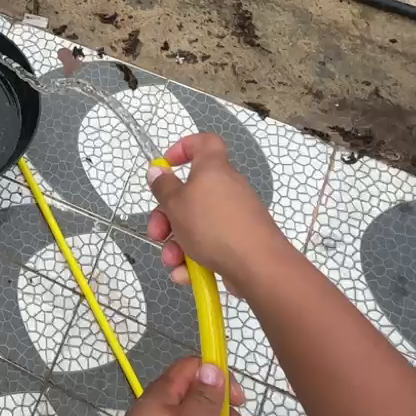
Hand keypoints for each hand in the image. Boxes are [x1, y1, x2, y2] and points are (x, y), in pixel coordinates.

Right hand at [145, 133, 292, 285]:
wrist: (258, 266)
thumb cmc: (213, 225)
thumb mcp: (177, 204)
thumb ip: (163, 187)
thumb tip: (157, 172)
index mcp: (212, 170)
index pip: (205, 142)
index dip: (184, 147)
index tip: (167, 166)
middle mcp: (225, 189)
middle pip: (189, 194)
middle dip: (167, 216)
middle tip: (157, 232)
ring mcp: (233, 216)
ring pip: (195, 223)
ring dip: (176, 242)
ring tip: (172, 261)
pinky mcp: (238, 241)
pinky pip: (209, 243)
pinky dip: (194, 257)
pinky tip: (185, 273)